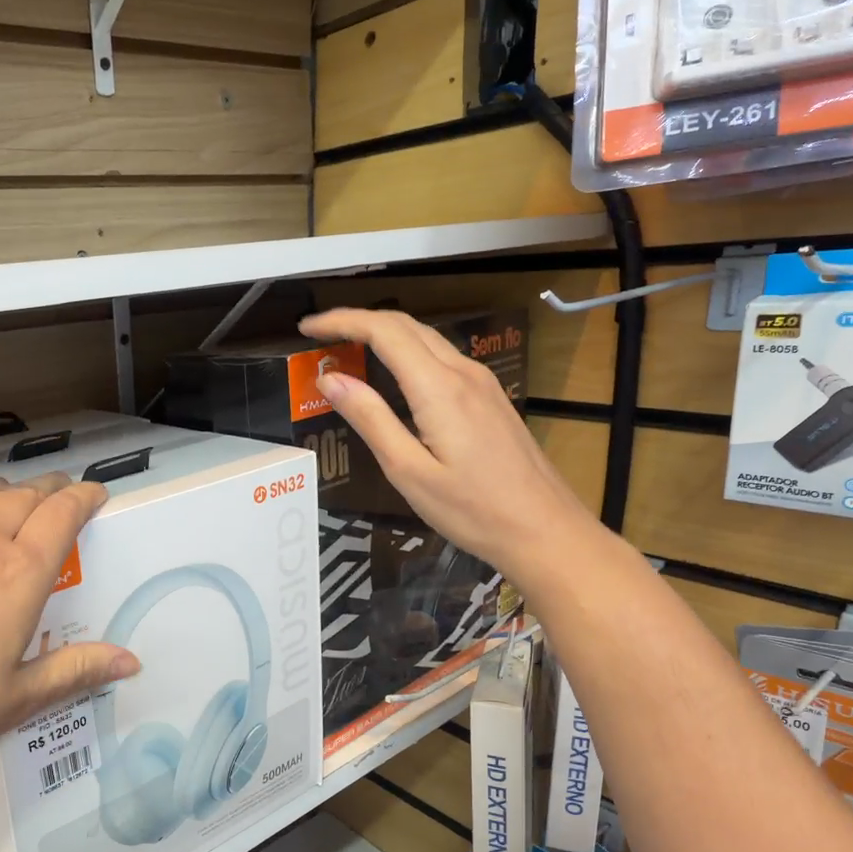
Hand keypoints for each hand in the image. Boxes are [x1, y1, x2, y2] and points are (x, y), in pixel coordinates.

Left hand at [0, 473, 139, 780]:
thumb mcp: (13, 701)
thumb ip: (74, 672)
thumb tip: (131, 661)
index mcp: (18, 575)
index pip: (61, 516)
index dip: (83, 498)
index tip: (95, 493)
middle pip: (20, 497)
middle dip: (46, 489)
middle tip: (58, 493)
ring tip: (7, 501)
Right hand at [299, 308, 609, 584]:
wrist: (545, 530)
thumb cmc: (471, 510)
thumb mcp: (408, 471)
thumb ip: (370, 419)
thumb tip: (329, 379)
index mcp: (439, 388)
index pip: (384, 332)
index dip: (342, 321)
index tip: (307, 327)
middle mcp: (463, 373)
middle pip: (405, 325)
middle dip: (358, 321)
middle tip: (318, 335)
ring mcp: (482, 383)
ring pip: (426, 338)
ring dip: (383, 334)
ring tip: (345, 349)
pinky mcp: (490, 397)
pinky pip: (441, 357)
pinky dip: (406, 351)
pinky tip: (390, 374)